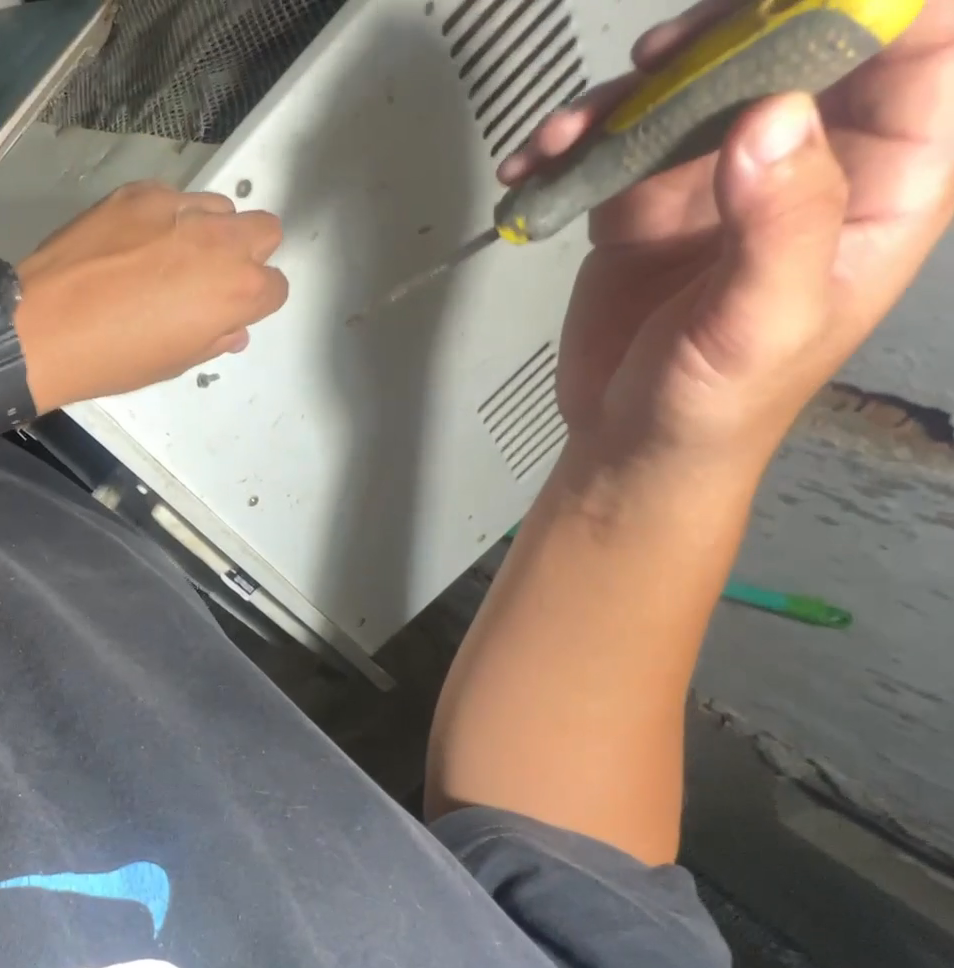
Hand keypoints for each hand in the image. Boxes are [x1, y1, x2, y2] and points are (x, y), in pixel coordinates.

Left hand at [14, 181, 288, 410]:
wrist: (43, 329)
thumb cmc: (111, 359)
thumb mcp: (172, 363)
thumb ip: (213, 339)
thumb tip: (230, 328)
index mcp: (237, 290)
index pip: (275, 286)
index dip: (251, 303)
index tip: (223, 312)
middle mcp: (219, 241)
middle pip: (263, 231)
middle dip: (244, 255)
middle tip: (203, 280)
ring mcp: (179, 209)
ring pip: (219, 208)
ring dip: (206, 230)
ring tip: (163, 258)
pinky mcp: (139, 193)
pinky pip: (171, 198)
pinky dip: (164, 218)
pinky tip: (130, 244)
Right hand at [503, 0, 953, 475]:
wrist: (628, 444)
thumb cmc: (720, 399)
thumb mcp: (764, 321)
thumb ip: (782, 220)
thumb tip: (767, 113)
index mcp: (885, 176)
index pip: (920, 47)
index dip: (864, 5)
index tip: (774, 11)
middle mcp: (805, 158)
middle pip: (790, 46)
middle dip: (727, 31)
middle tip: (657, 57)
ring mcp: (716, 177)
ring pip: (689, 88)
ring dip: (620, 97)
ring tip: (563, 132)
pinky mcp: (640, 201)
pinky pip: (611, 145)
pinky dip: (567, 146)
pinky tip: (531, 166)